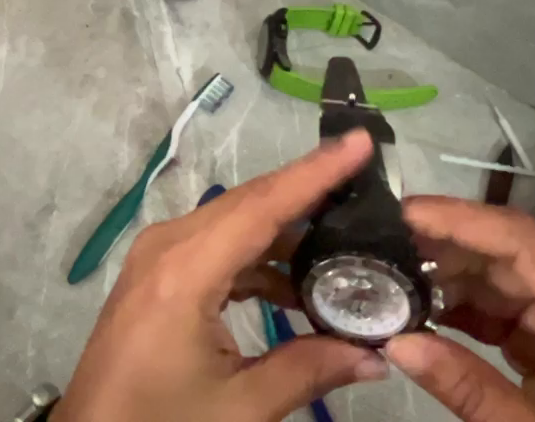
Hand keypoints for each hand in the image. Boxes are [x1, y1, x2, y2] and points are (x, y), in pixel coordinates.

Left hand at [53, 130, 390, 421]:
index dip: (313, 173)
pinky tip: (296, 282)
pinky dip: (257, 257)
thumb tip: (376, 355)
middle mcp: (168, 243)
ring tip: (345, 233)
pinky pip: (216, 247)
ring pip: (233, 223)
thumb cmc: (162, 420)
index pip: (261, 206)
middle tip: (363, 176)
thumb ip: (308, 370)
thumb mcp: (239, 408)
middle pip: (248, 204)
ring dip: (285, 229)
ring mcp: (159, 254)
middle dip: (307, 188)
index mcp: (185, 268)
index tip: (356, 141)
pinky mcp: (158, 272)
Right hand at [387, 198, 534, 421]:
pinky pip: (508, 316)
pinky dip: (464, 313)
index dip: (460, 220)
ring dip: (446, 280)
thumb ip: (473, 394)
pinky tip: (420, 314)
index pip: (525, 244)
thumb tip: (394, 342)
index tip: (399, 213)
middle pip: (509, 257)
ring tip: (387, 278)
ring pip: (503, 283)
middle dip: (442, 248)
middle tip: (376, 247)